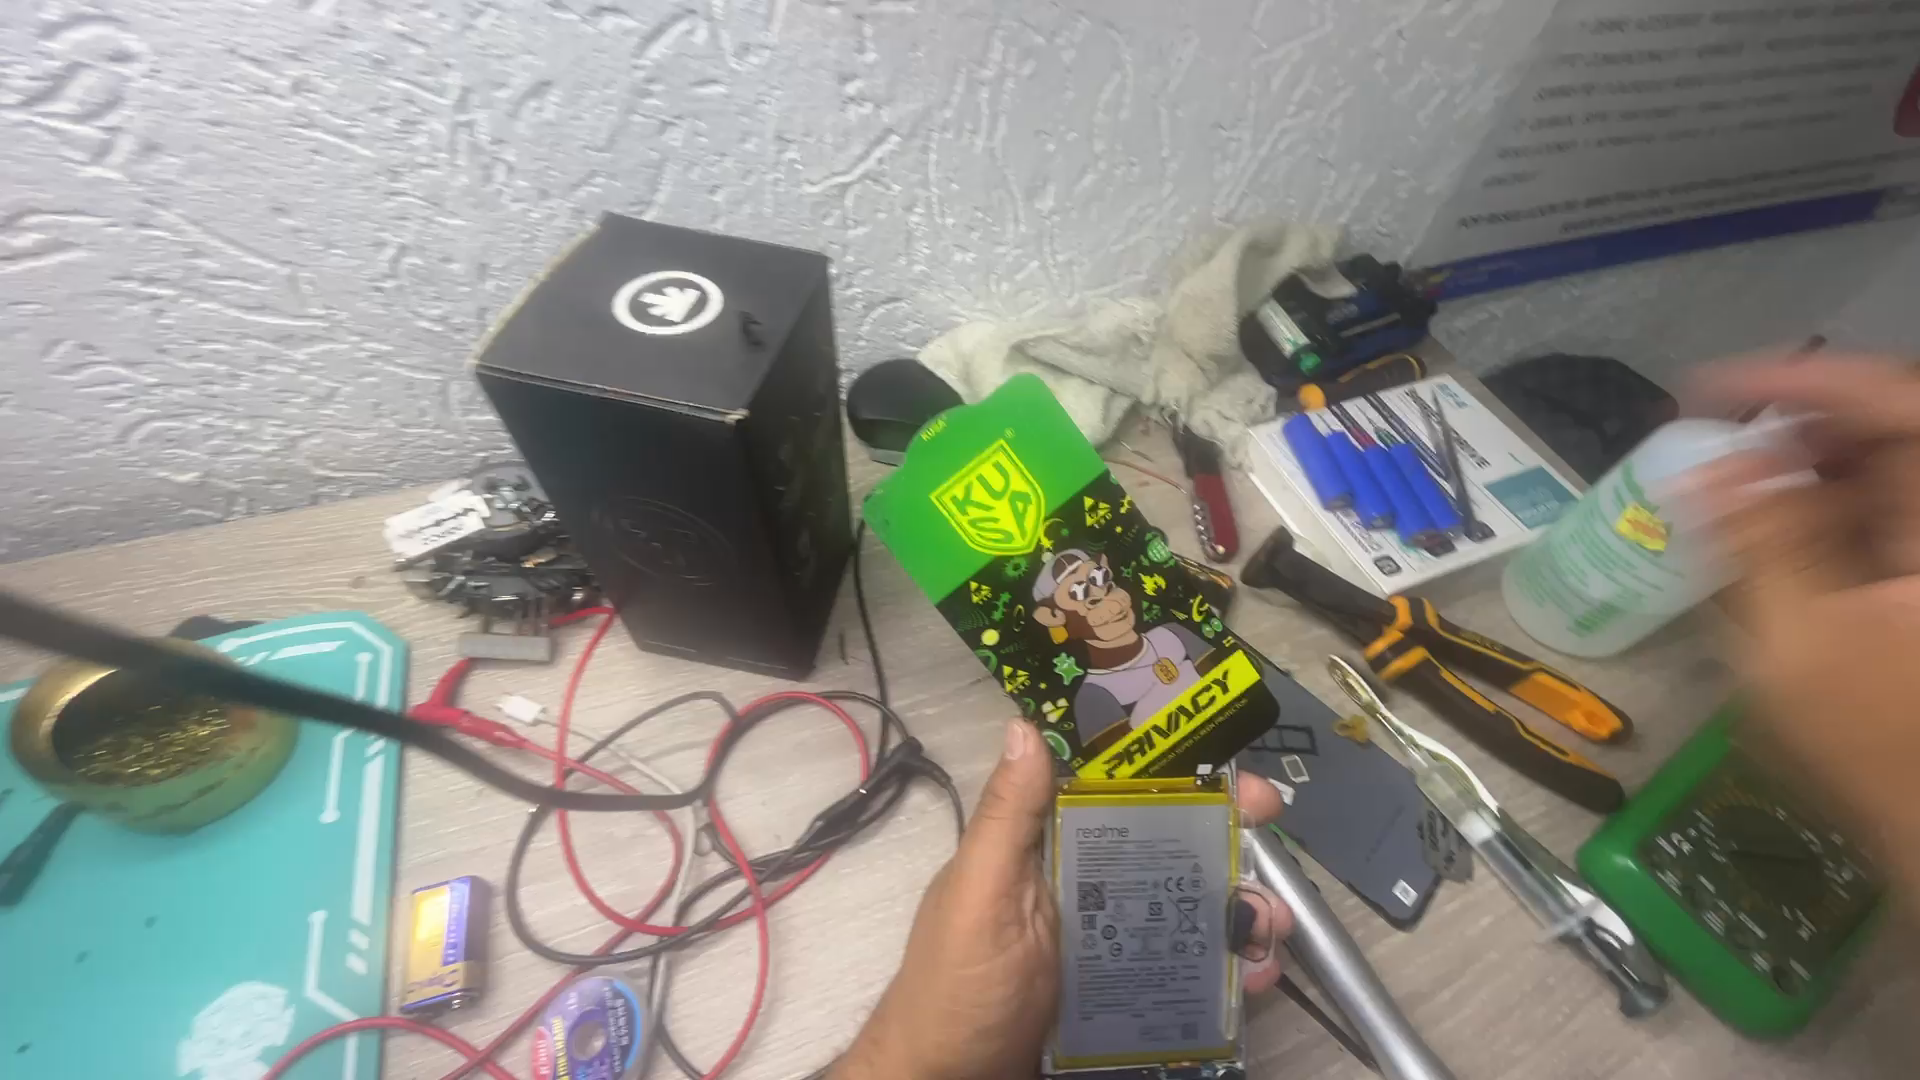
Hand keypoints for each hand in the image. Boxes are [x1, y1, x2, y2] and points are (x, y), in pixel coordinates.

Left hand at [832, 720, 1291, 1079]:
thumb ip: (1007, 814)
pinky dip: (1225, 964)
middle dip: (1221, 831)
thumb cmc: (960, 981)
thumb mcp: (980, 890)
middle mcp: (1082, 877)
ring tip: (1269, 923)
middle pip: (1163, 842)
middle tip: (1270, 825)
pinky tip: (1255, 973)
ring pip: (1184, 902)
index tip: (1224, 764)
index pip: (1114, 788)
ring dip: (1235, 901)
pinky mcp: (1124, 985)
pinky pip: (1184, 964)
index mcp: (1047, 841)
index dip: (1170, 771)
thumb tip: (1025, 723)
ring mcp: (1106, 933)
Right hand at [1691, 353, 1919, 898]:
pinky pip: (1871, 510)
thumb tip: (1709, 462)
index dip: (1803, 381)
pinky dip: (1809, 502)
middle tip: (1703, 438)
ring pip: (1880, 468)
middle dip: (1793, 422)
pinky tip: (1754, 520)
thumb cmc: (1869, 738)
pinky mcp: (1915, 576)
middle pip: (1891, 431)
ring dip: (1795, 461)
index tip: (1705, 389)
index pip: (1899, 411)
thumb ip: (1755, 542)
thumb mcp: (1791, 640)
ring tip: (1715, 479)